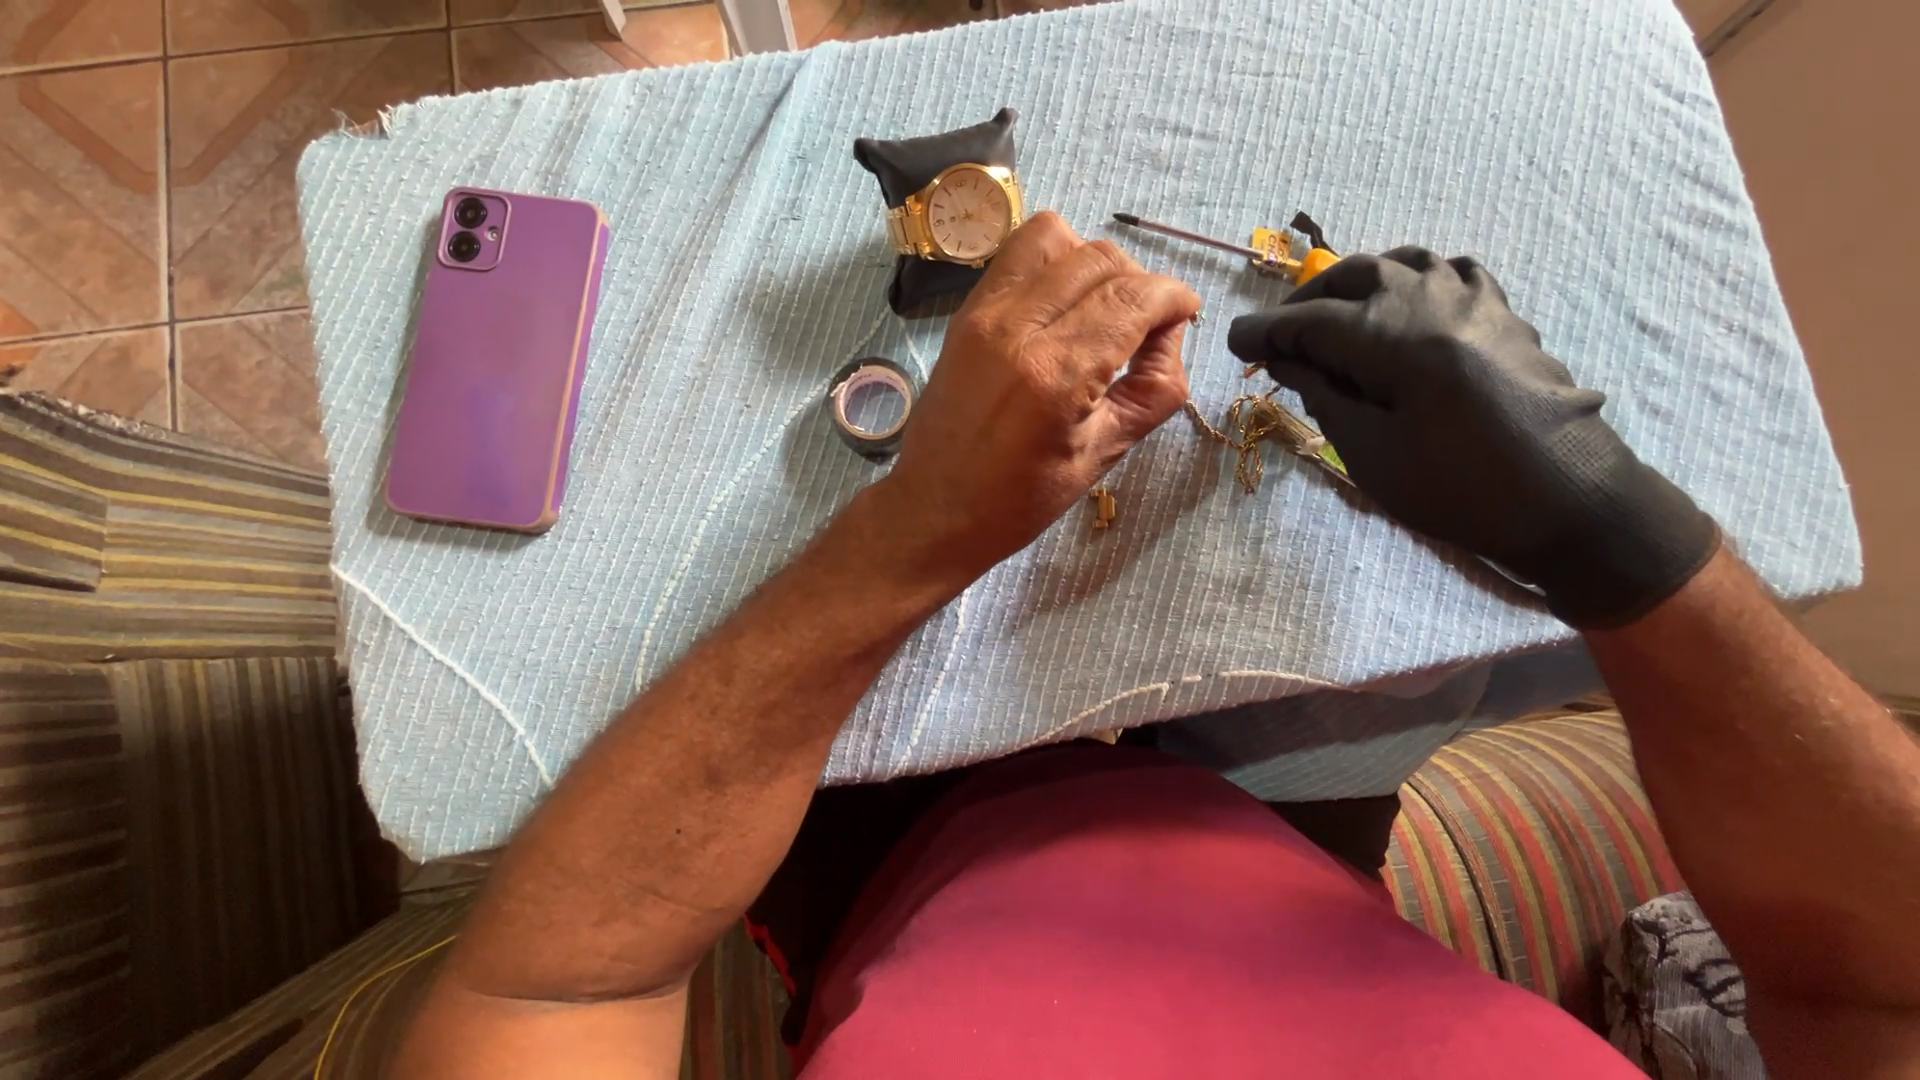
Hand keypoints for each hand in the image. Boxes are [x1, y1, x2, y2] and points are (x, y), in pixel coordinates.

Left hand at [874, 211, 1201, 587]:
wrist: (934, 510)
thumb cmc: (1020, 499)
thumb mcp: (1103, 454)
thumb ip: (1154, 389)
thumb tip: (1171, 334)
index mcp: (1055, 372)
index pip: (1134, 296)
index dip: (1174, 298)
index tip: (1185, 316)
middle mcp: (1017, 326)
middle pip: (1101, 258)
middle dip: (1140, 282)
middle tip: (1143, 326)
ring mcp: (983, 312)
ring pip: (1055, 237)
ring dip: (1092, 261)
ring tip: (1099, 308)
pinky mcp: (965, 312)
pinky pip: (1017, 255)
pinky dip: (1052, 263)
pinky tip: (1061, 308)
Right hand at [1227, 247, 1717, 627]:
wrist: (1567, 502)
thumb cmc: (1457, 490)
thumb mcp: (1371, 452)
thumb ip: (1323, 396)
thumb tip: (1284, 360)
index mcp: (1395, 340)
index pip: (1310, 321)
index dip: (1265, 331)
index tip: (1234, 343)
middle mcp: (1433, 303)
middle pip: (1352, 277)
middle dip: (1304, 302)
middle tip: (1276, 337)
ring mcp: (1475, 301)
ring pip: (1401, 264)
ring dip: (1354, 283)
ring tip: (1330, 315)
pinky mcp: (1503, 315)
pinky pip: (1450, 270)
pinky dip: (1410, 278)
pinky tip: (1402, 304)